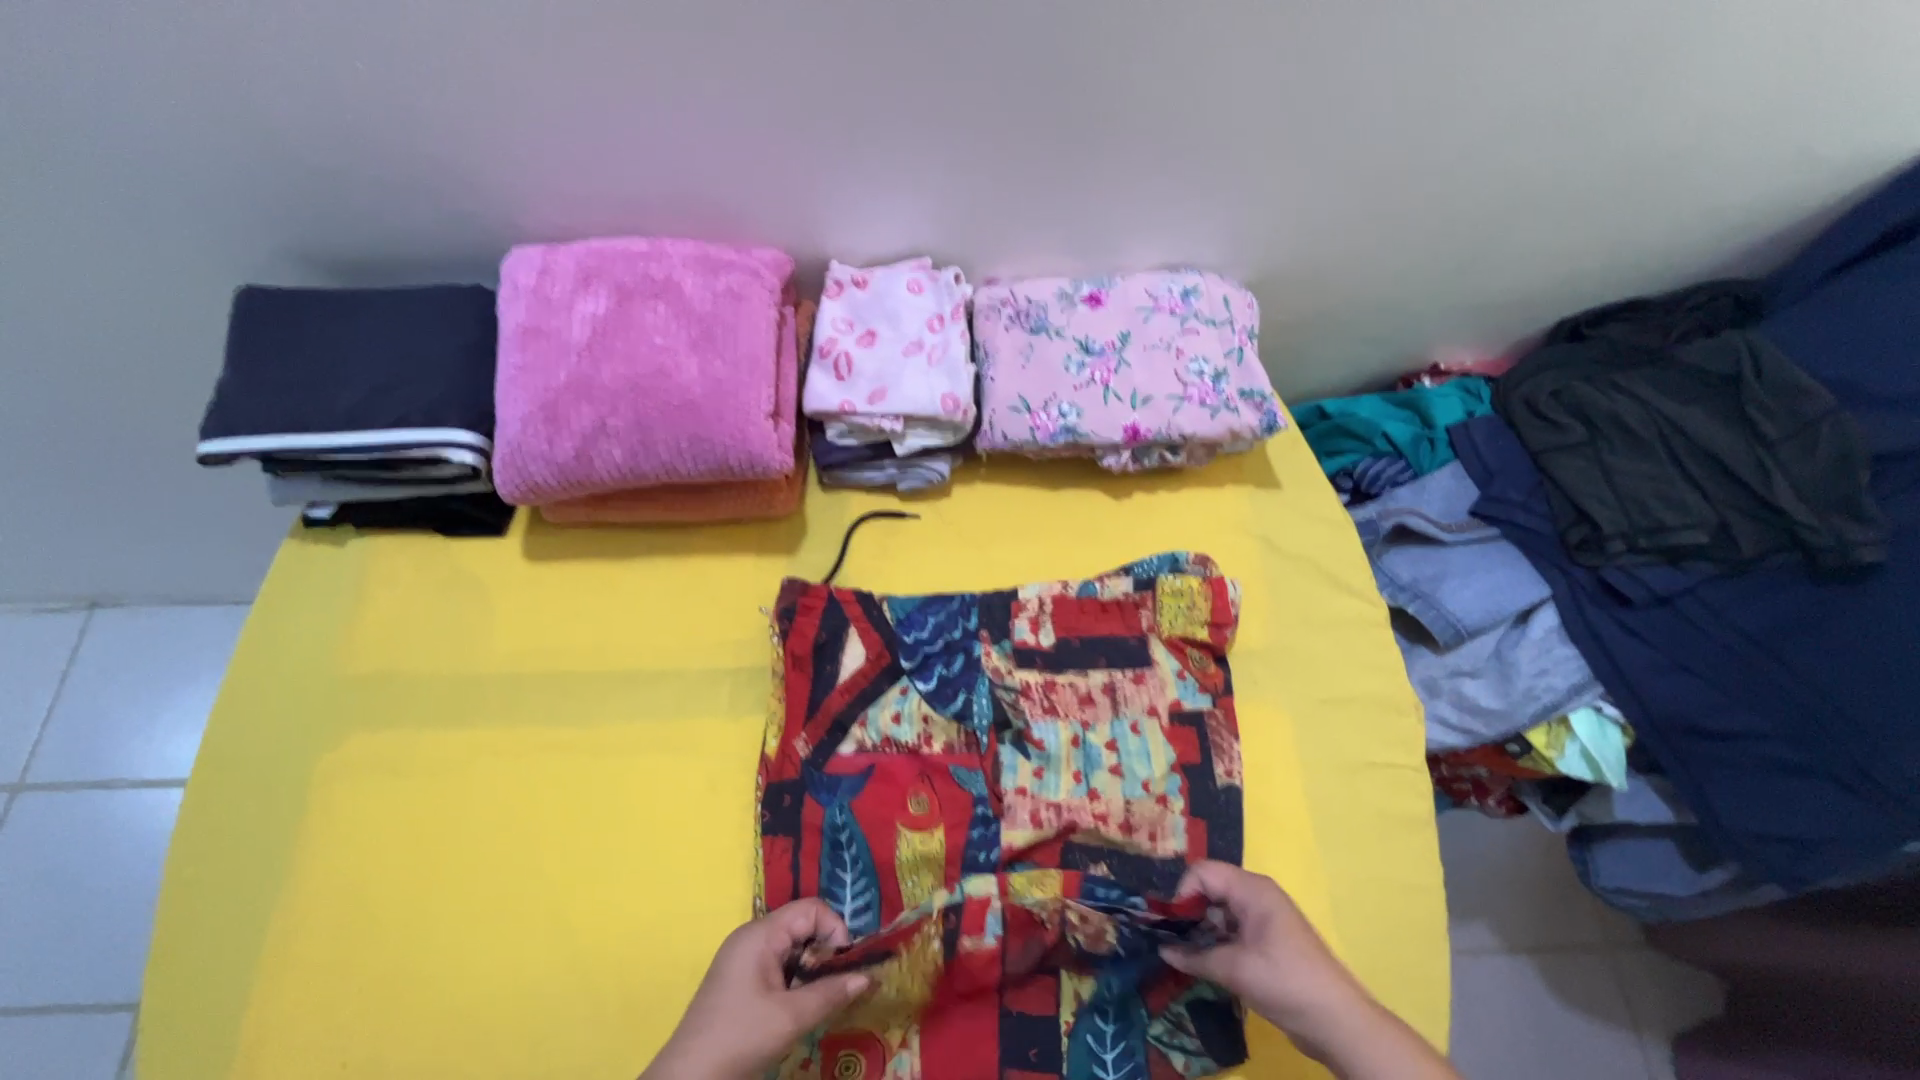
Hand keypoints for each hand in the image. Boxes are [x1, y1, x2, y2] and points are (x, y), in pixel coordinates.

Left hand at [643, 900, 870, 1079]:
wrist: (689, 1078)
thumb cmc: (740, 1038)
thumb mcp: (791, 1017)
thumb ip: (832, 993)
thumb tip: (868, 977)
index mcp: (760, 935)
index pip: (811, 909)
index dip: (834, 930)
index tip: (845, 966)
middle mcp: (752, 938)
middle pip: (802, 927)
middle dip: (826, 953)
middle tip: (838, 986)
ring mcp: (744, 960)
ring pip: (793, 949)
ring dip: (812, 970)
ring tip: (822, 1000)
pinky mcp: (741, 981)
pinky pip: (779, 966)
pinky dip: (797, 981)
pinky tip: (801, 1008)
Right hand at [1158, 861, 1368, 1048]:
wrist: (1337, 1022)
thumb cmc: (1286, 984)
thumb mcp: (1234, 970)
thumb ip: (1194, 956)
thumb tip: (1162, 949)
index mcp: (1253, 890)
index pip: (1202, 873)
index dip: (1182, 894)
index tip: (1172, 926)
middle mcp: (1257, 896)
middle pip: (1209, 889)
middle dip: (1187, 912)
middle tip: (1171, 941)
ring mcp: (1263, 919)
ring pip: (1219, 911)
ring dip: (1200, 929)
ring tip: (1183, 955)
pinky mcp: (1266, 941)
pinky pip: (1231, 930)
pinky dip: (1215, 942)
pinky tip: (1203, 963)